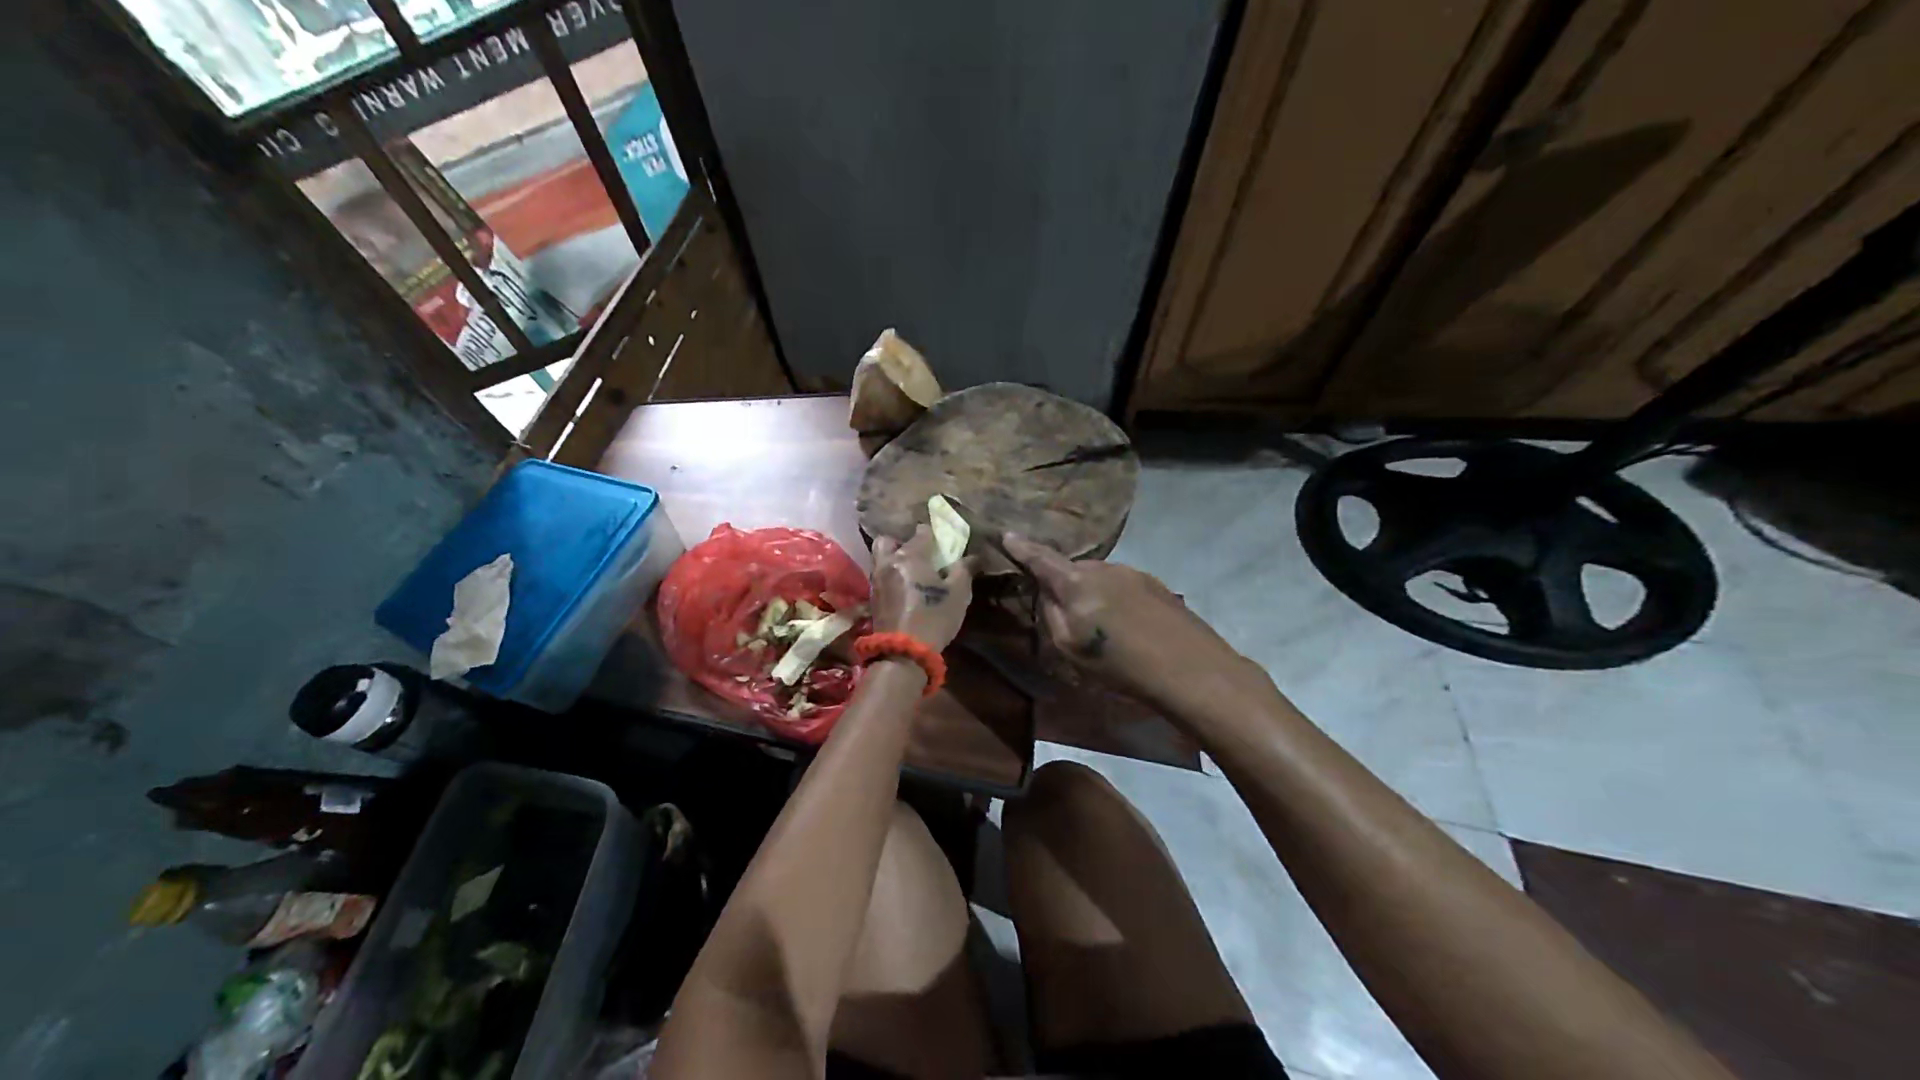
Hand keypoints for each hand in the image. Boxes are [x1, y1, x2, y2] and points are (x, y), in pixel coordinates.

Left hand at [870, 525, 974, 649]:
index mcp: (910, 556)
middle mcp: (888, 562)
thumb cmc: (934, 617)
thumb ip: (964, 570)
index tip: (941, 541)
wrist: (903, 652)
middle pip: (889, 540)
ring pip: (881, 558)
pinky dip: (890, 576)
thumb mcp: (958, 594)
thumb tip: (973, 557)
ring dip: (894, 559)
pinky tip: (903, 588)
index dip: (933, 534)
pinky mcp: (872, 597)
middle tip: (918, 555)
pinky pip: (880, 576)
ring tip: (911, 572)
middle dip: (902, 542)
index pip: (922, 532)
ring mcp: (877, 580)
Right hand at [1002, 533, 1260, 707]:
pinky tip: (1129, 629)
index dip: (1022, 549)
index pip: (1041, 559)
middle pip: (1073, 571)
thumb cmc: (1120, 664)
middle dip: (1065, 585)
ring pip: (1100, 580)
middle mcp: (1104, 568)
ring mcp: (1134, 574)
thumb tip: (1049, 594)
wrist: (1190, 669)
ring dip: (1094, 596)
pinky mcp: (1157, 586)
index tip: (1007, 535)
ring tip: (1104, 630)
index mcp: (1076, 582)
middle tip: (1067, 617)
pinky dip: (1117, 603)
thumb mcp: (1069, 648)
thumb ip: (1052, 615)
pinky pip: (1123, 588)